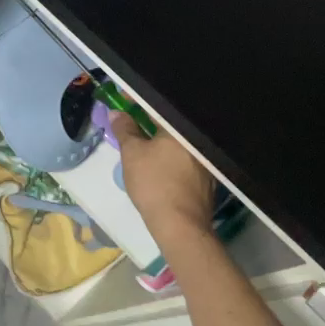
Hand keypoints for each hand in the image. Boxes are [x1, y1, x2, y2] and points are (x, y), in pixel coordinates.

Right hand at [111, 112, 214, 240]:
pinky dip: (170, 155)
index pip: (156, 106)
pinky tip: (159, 165)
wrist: (180, 225)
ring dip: (160, 139)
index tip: (121, 101)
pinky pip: (185, 158)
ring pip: (178, 142)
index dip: (136, 100)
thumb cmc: (154, 183)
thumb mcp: (132, 153)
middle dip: (148, 121)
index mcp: (181, 130)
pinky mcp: (207, 179)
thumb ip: (125, 129)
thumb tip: (117, 113)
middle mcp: (197, 141)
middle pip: (169, 124)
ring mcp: (205, 161)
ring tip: (142, 144)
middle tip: (129, 123)